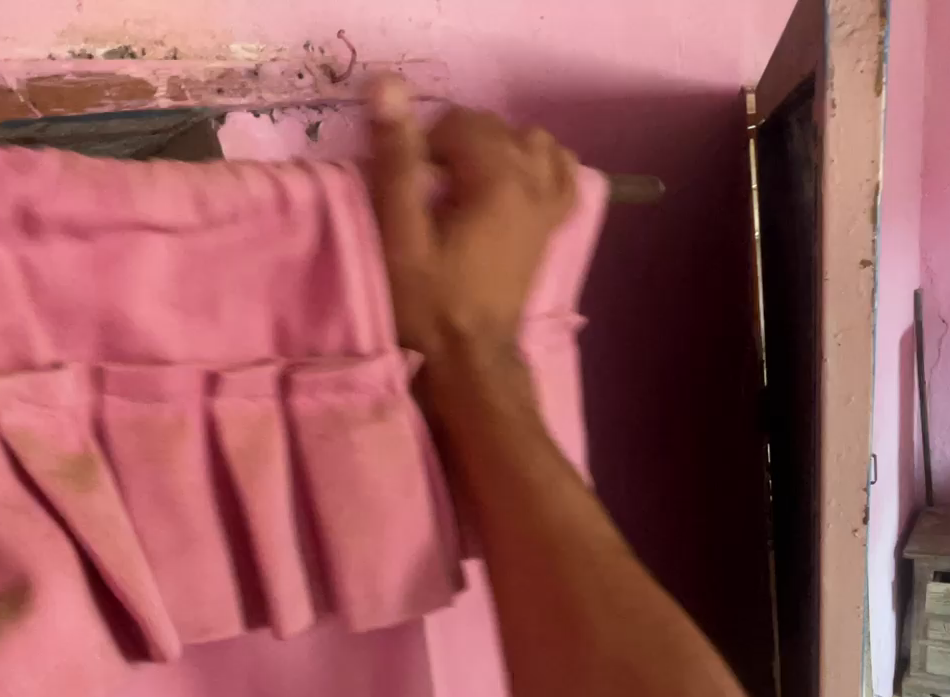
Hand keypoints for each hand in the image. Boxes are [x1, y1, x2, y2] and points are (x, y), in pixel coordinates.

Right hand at [365, 76, 578, 358]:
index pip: (461, 123)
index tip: (412, 186)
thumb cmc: (431, 304)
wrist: (471, 357)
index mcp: (499, 179)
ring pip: (532, 143)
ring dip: (498, 151)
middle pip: (496, 129)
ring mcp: (551, 205)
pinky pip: (562, 174)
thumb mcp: (401, 238)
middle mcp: (535, 182)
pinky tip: (516, 184)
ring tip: (469, 185)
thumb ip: (398, 163)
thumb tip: (387, 87)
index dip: (427, 146)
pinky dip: (540, 166)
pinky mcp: (553, 226)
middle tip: (431, 191)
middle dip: (459, 146)